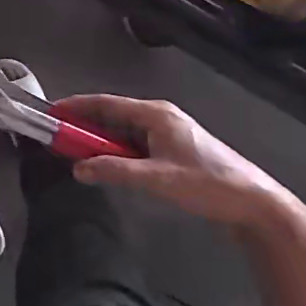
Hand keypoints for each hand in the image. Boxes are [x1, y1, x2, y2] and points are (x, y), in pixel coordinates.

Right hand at [61, 95, 300, 230]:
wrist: (253, 202)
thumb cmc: (207, 184)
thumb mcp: (157, 179)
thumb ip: (115, 171)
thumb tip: (78, 168)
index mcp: (156, 115)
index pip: (107, 104)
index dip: (77, 107)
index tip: (52, 112)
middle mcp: (160, 117)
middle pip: (114, 115)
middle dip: (85, 125)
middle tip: (58, 138)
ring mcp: (169, 132)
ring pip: (125, 131)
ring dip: (101, 140)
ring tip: (76, 153)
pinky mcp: (175, 149)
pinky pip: (136, 143)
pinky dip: (117, 150)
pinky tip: (109, 165)